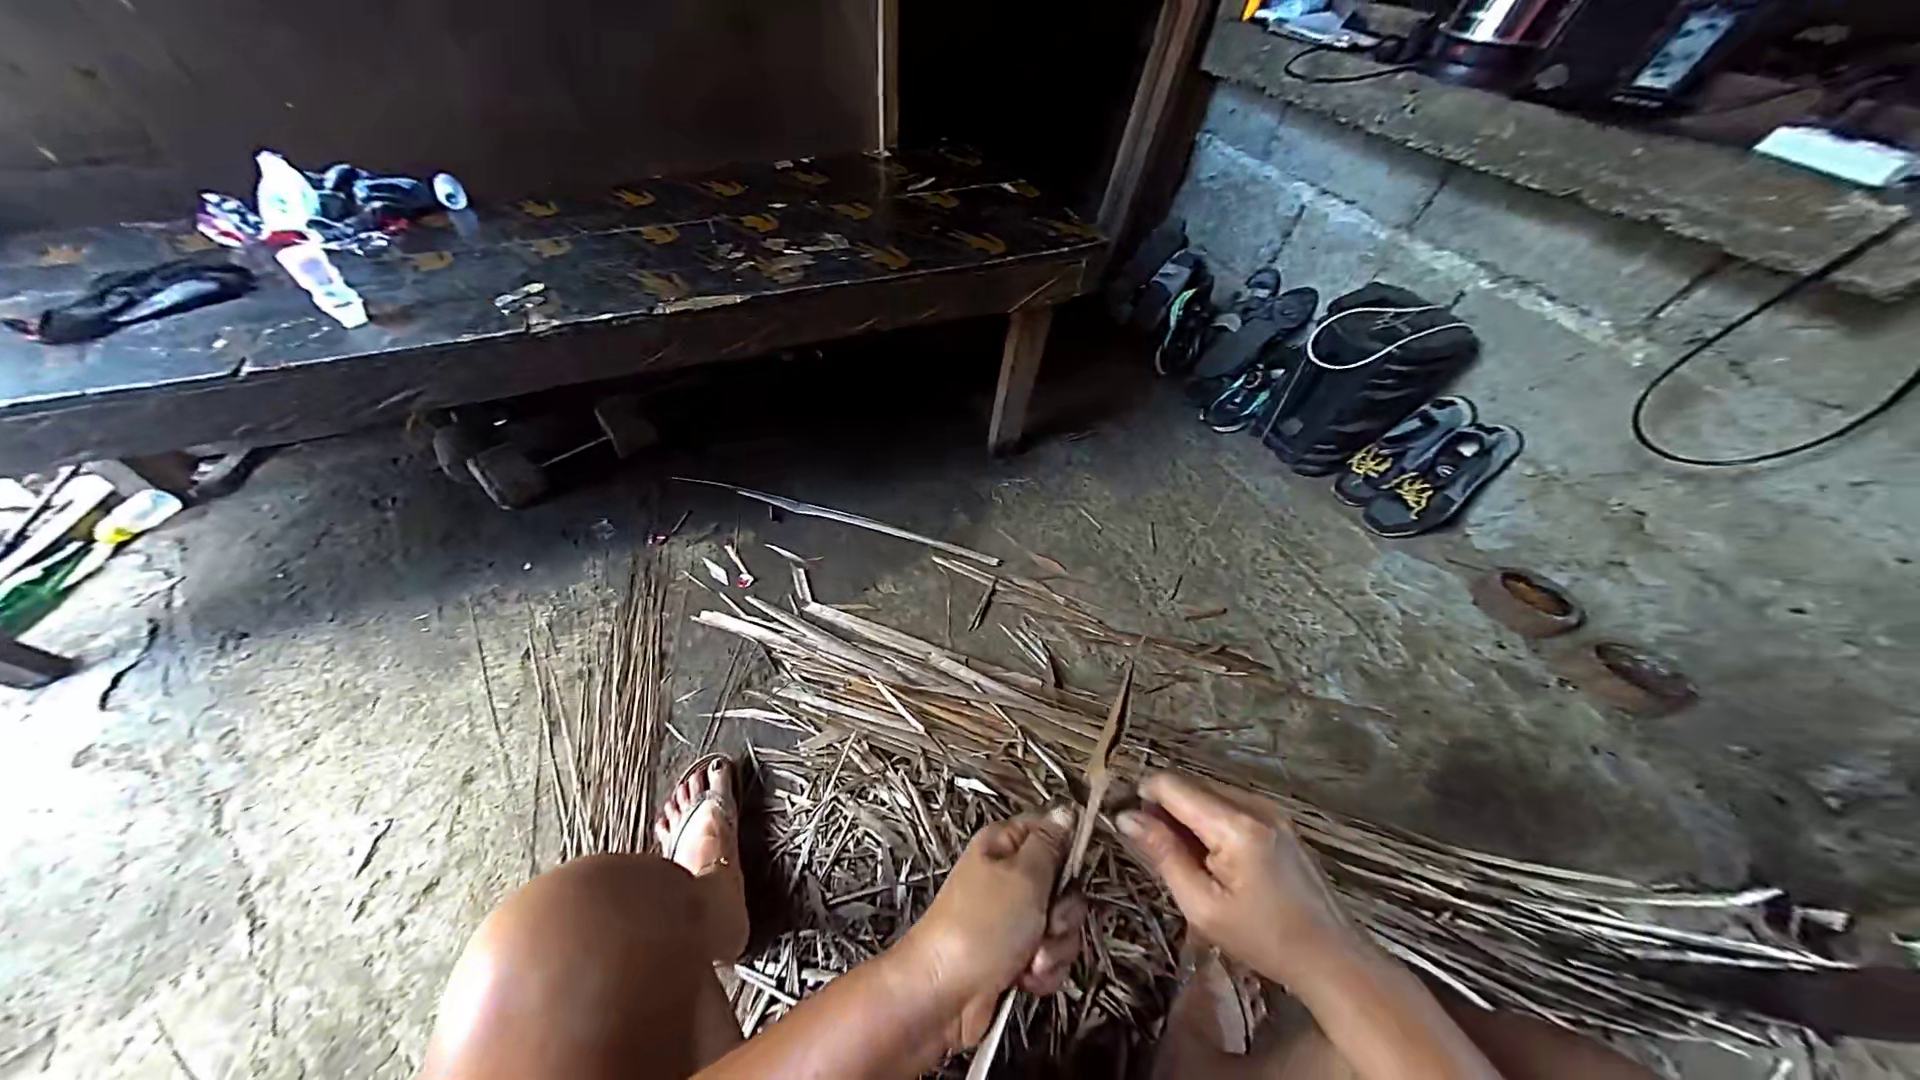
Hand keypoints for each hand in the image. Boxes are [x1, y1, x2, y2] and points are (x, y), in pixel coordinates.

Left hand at [892, 806, 1085, 1046]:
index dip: (1066, 853)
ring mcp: (1012, 917)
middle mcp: (1008, 876)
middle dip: (1064, 911)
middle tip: (1046, 921)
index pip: (1051, 831)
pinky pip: (1052, 957)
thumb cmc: (976, 929)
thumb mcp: (1023, 875)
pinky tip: (1025, 976)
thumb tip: (1066, 812)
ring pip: (1062, 925)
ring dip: (1055, 947)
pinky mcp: (1016, 954)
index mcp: (1004, 844)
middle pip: (1064, 883)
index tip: (1065, 874)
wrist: (944, 996)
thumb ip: (1050, 843)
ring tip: (1031, 956)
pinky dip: (1044, 971)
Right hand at [1118, 771, 1357, 985]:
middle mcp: (1252, 803)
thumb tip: (1124, 816)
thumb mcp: (1202, 906)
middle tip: (1158, 851)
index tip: (1131, 826)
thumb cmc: (1264, 939)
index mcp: (1234, 825)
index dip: (1143, 797)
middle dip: (1164, 808)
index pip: (1171, 784)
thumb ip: (1163, 854)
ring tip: (1187, 859)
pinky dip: (1208, 819)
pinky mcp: (1276, 817)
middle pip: (1188, 784)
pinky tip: (1212, 857)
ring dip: (1185, 814)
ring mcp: (1268, 807)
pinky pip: (1227, 802)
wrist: (1333, 959)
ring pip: (1206, 791)